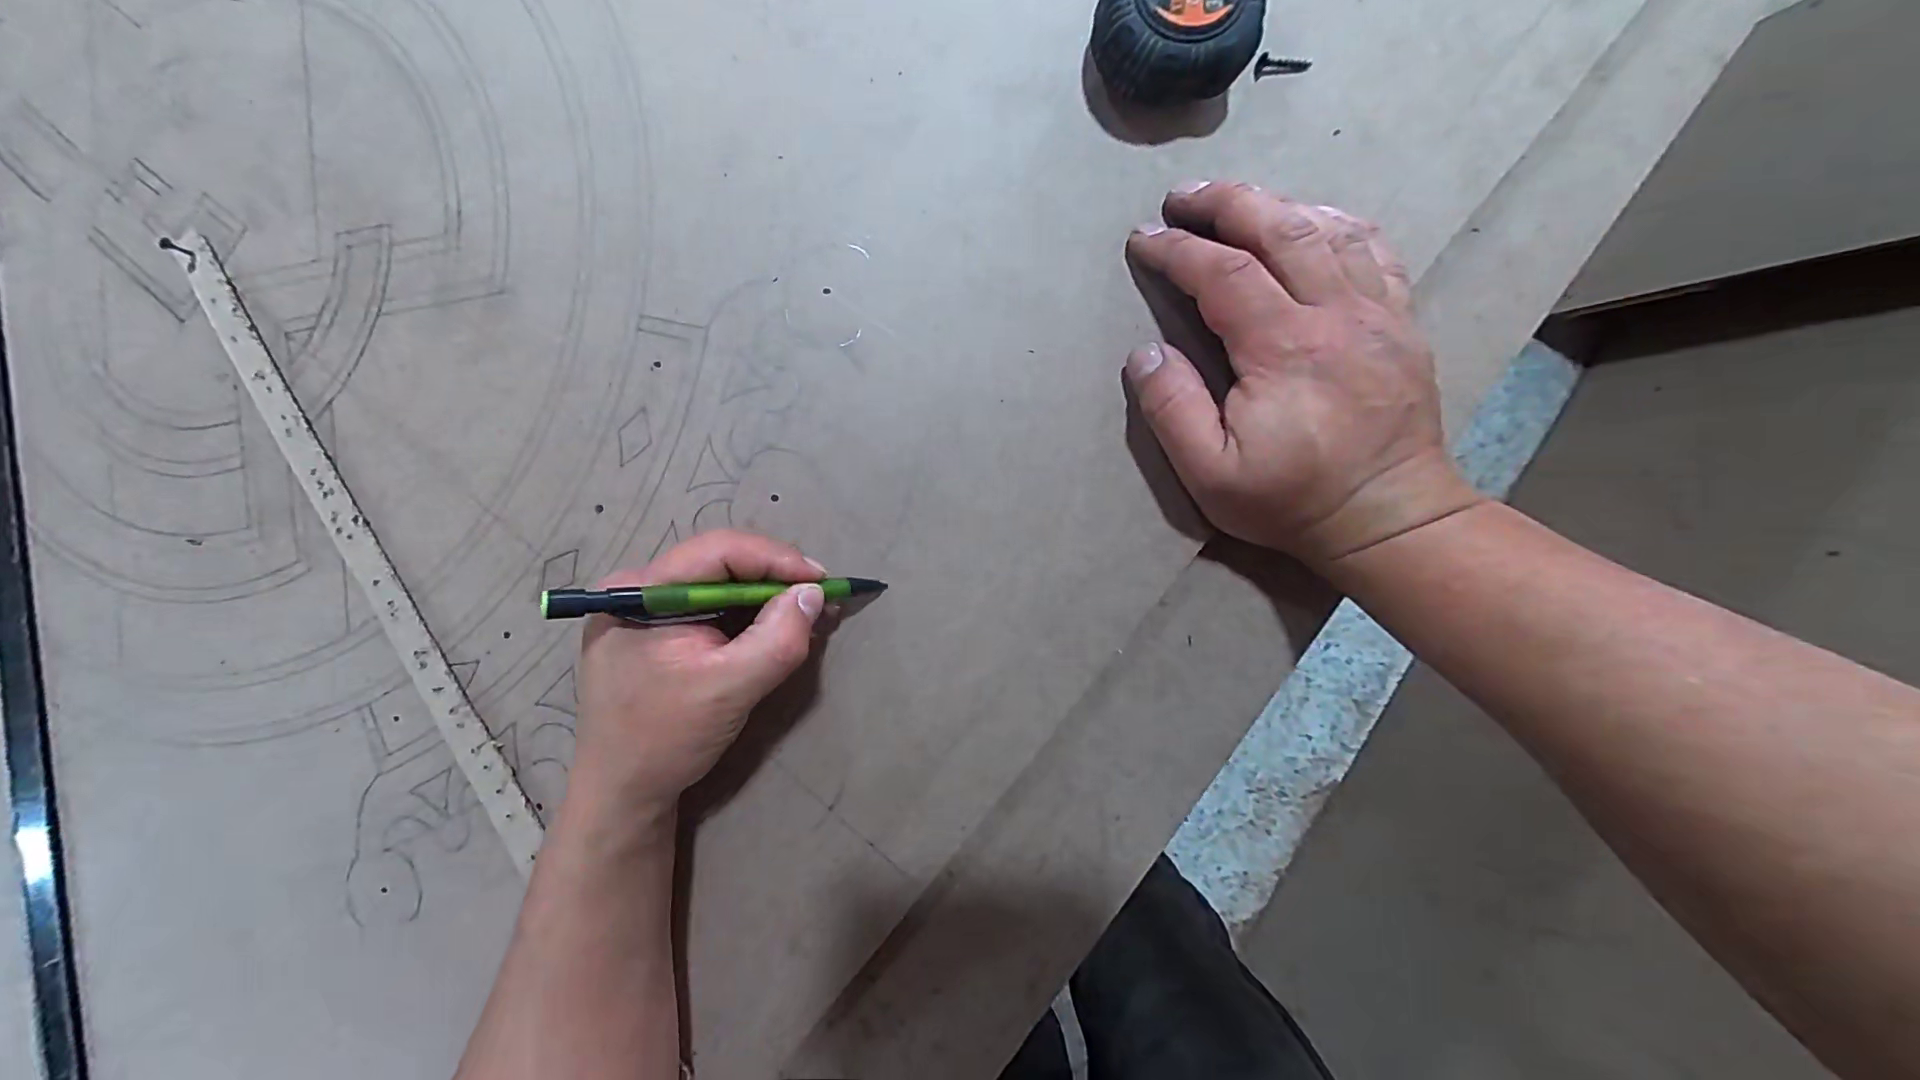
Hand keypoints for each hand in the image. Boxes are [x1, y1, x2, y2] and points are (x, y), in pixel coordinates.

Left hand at [564, 530, 826, 828]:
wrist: (621, 796)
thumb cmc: (665, 739)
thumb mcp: (730, 688)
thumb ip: (777, 638)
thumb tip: (814, 593)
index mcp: (641, 591)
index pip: (719, 551)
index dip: (776, 559)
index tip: (821, 581)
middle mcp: (639, 589)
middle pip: (721, 562)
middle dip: (775, 577)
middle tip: (820, 596)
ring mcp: (647, 611)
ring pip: (721, 584)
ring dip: (767, 596)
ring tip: (808, 610)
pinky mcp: (660, 633)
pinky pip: (714, 608)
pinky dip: (751, 615)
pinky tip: (779, 626)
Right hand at [1124, 181, 1482, 566]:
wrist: (1389, 518)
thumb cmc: (1291, 502)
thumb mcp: (1210, 474)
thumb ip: (1172, 410)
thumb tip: (1146, 352)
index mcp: (1284, 349)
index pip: (1224, 274)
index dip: (1178, 250)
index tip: (1144, 240)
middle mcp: (1336, 314)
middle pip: (1280, 229)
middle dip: (1225, 203)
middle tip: (1182, 196)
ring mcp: (1379, 313)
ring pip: (1329, 229)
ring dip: (1275, 204)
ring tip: (1235, 202)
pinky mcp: (1402, 323)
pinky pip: (1373, 250)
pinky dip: (1334, 223)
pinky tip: (1310, 222)